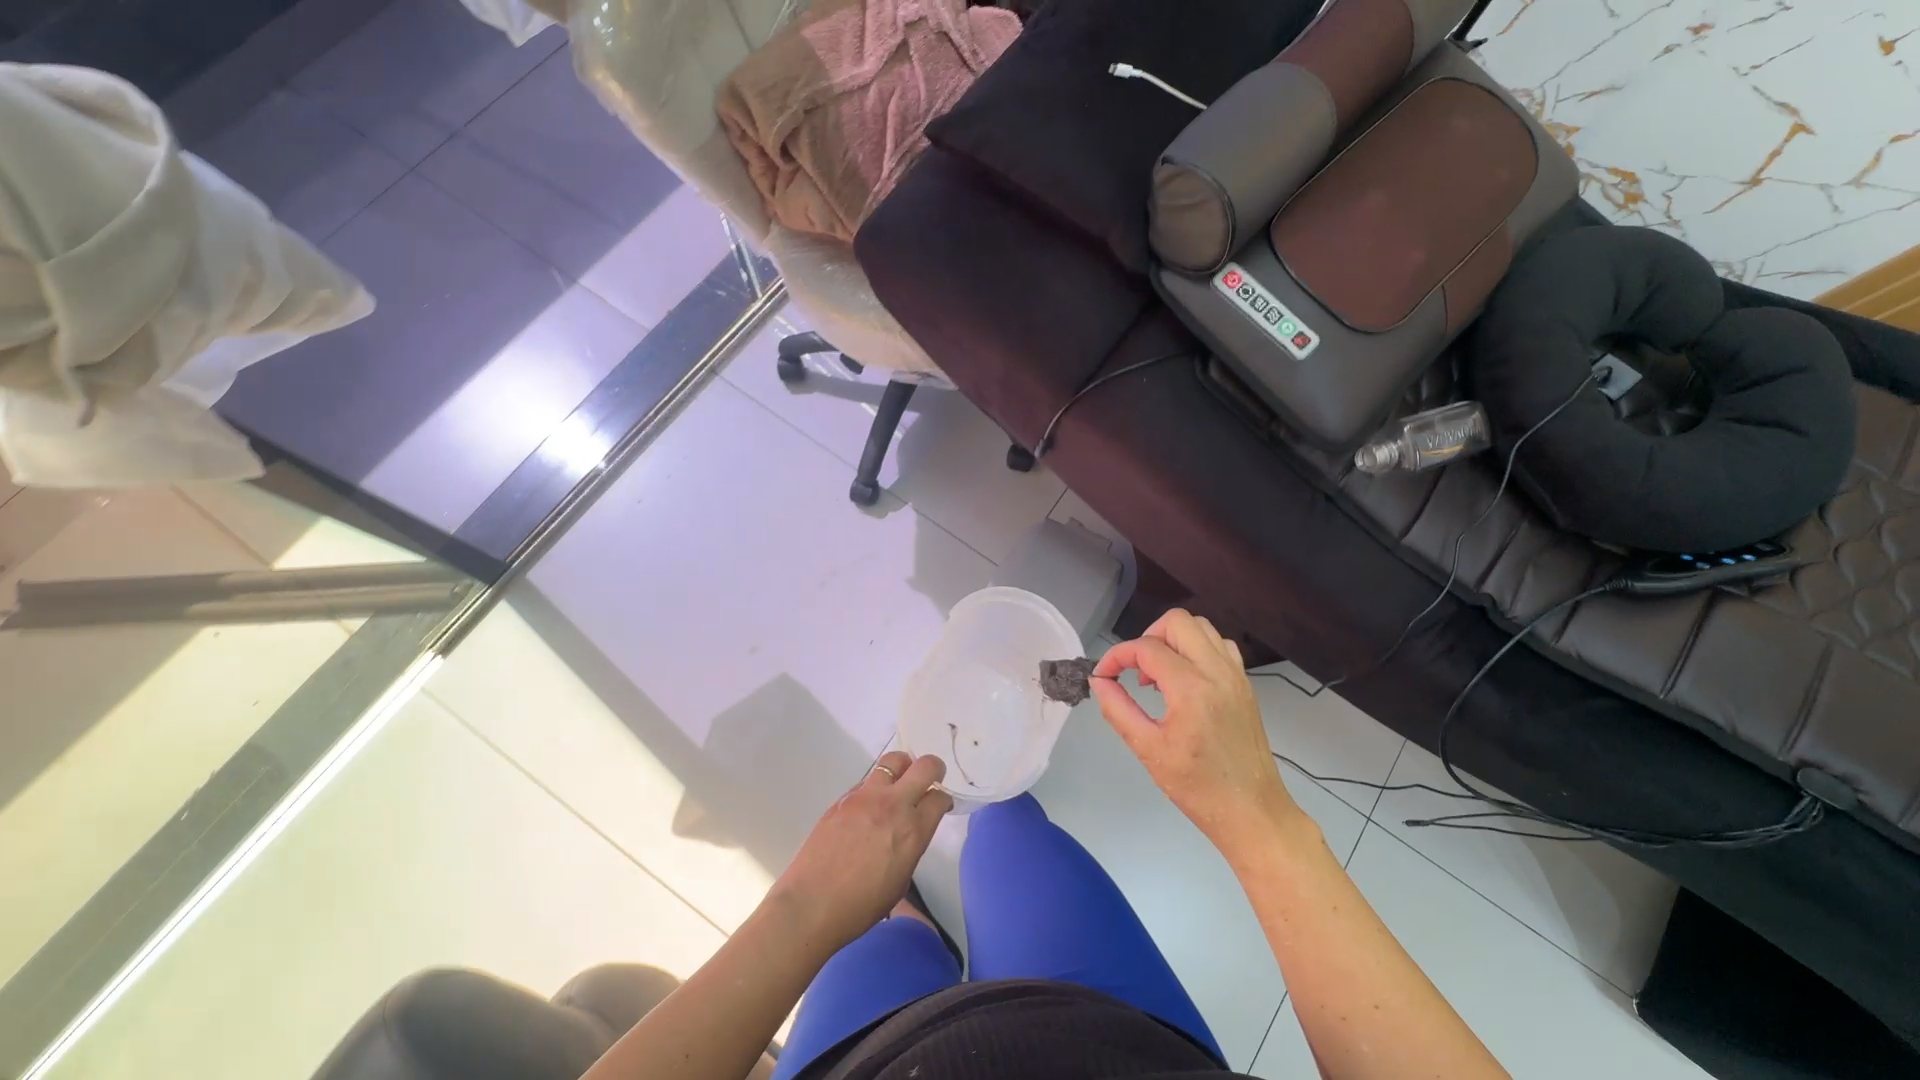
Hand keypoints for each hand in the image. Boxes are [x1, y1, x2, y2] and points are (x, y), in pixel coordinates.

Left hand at [770, 751, 952, 949]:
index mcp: (912, 831)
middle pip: (924, 766)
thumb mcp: (901, 880)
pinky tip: (868, 809)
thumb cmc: (861, 905)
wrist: (811, 904)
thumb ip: (911, 846)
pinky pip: (867, 782)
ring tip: (899, 784)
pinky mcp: (842, 799)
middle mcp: (892, 805)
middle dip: (933, 769)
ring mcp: (865, 798)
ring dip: (902, 768)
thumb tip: (910, 831)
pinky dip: (875, 788)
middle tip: (930, 779)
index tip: (940, 805)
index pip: (939, 797)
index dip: (943, 799)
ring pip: (892, 762)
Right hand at [1092, 610, 1298, 854]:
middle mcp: (1218, 671)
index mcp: (1191, 688)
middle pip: (1177, 622)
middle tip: (1134, 670)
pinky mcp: (1245, 685)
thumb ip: (1118, 710)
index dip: (1117, 656)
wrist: (1252, 812)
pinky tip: (1184, 680)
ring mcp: (1236, 675)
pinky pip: (1219, 646)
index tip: (1103, 676)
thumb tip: (1099, 681)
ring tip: (1158, 675)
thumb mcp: (1148, 750)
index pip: (1146, 648)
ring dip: (1173, 640)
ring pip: (1201, 628)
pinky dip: (1196, 649)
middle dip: (1147, 637)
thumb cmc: (1197, 788)